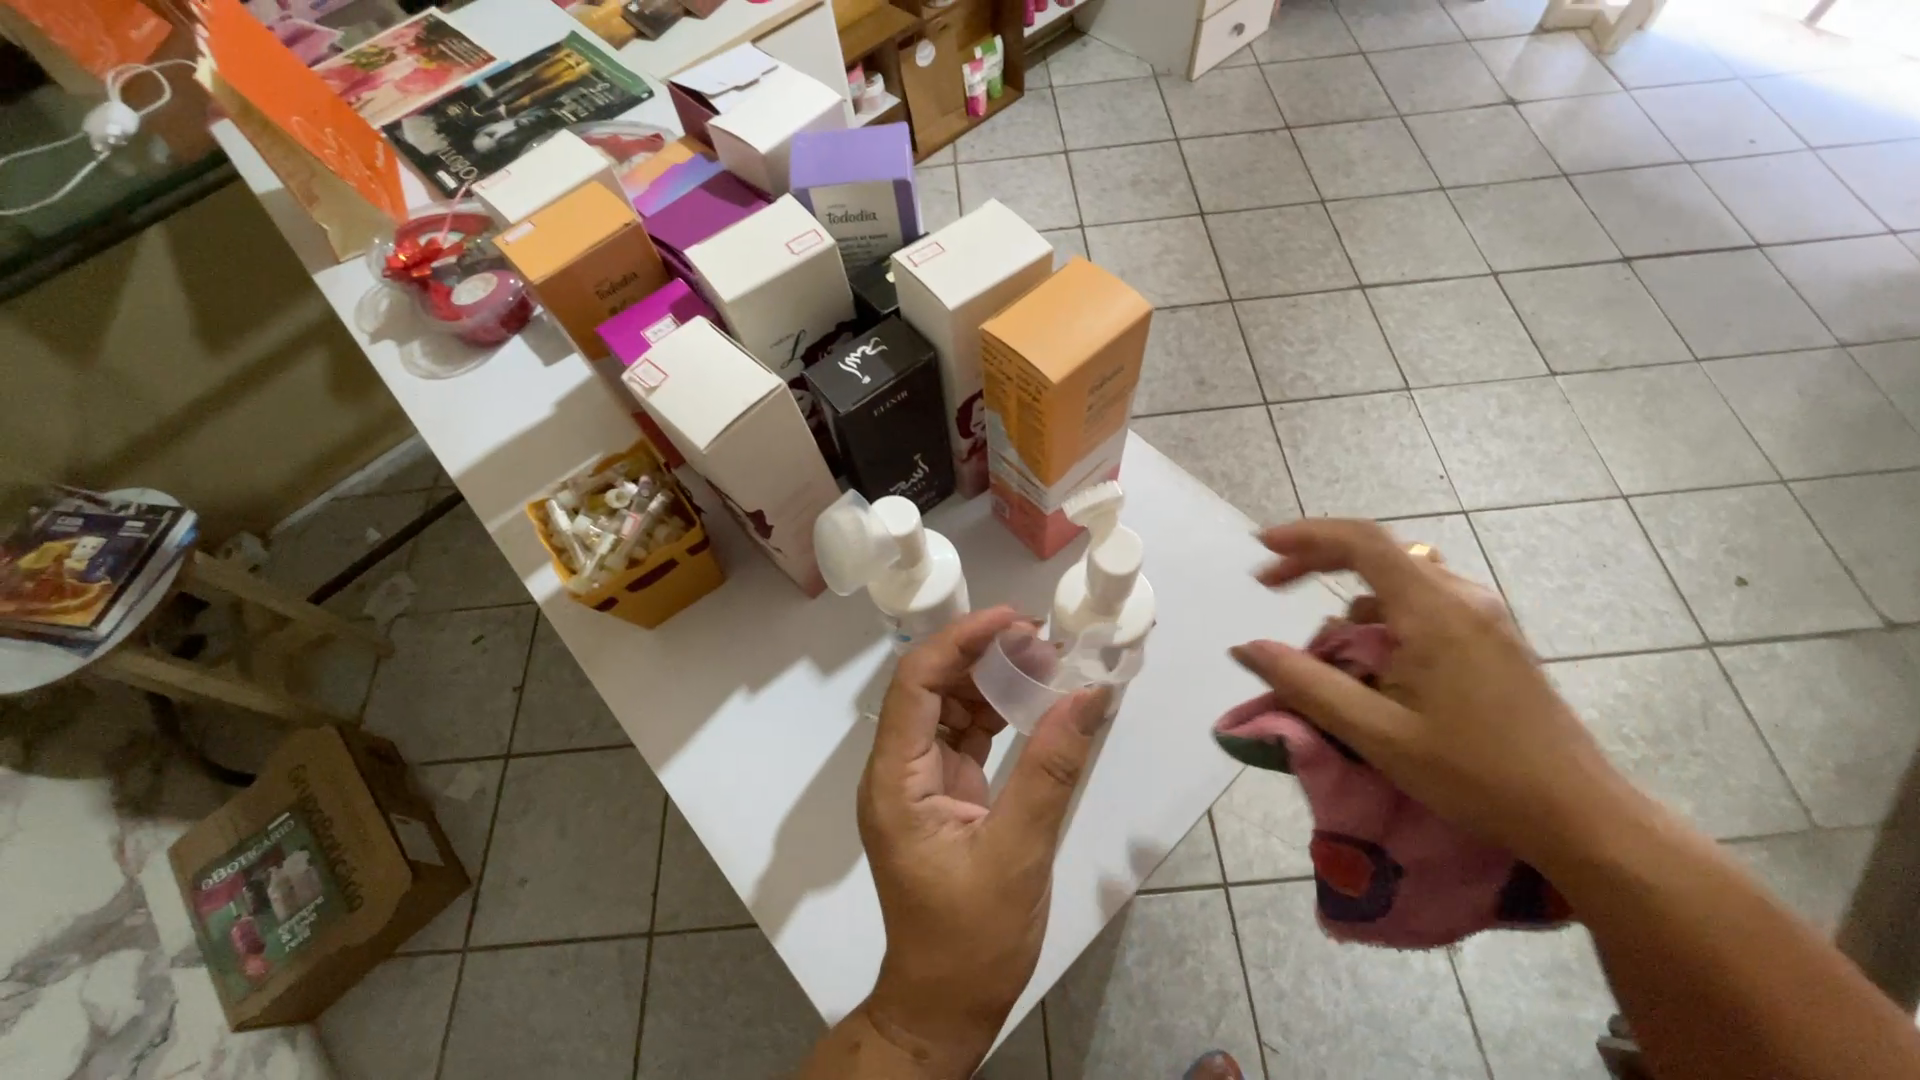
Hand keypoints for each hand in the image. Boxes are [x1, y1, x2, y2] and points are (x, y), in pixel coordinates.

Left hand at [856, 607, 1112, 1073]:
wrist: (946, 1003)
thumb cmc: (972, 938)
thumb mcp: (1019, 852)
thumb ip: (1051, 769)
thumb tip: (1089, 695)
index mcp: (897, 780)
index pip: (917, 684)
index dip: (961, 641)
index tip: (1014, 619)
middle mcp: (899, 771)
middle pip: (933, 689)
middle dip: (985, 656)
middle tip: (1046, 640)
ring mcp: (920, 783)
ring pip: (951, 709)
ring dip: (995, 683)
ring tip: (1050, 664)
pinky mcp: (943, 796)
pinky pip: (967, 738)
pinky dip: (1001, 716)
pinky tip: (1039, 705)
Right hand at [1232, 520, 1645, 876]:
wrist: (1578, 814)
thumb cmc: (1474, 775)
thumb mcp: (1377, 734)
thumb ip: (1306, 685)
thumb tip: (1248, 648)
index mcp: (1435, 612)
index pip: (1362, 542)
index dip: (1305, 537)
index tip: (1262, 549)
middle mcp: (1464, 598)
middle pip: (1379, 554)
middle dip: (1318, 563)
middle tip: (1271, 588)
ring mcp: (1485, 617)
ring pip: (1401, 582)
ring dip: (1352, 599)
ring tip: (1324, 651)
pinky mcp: (1495, 639)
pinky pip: (1425, 605)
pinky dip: (1384, 619)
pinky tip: (1375, 664)